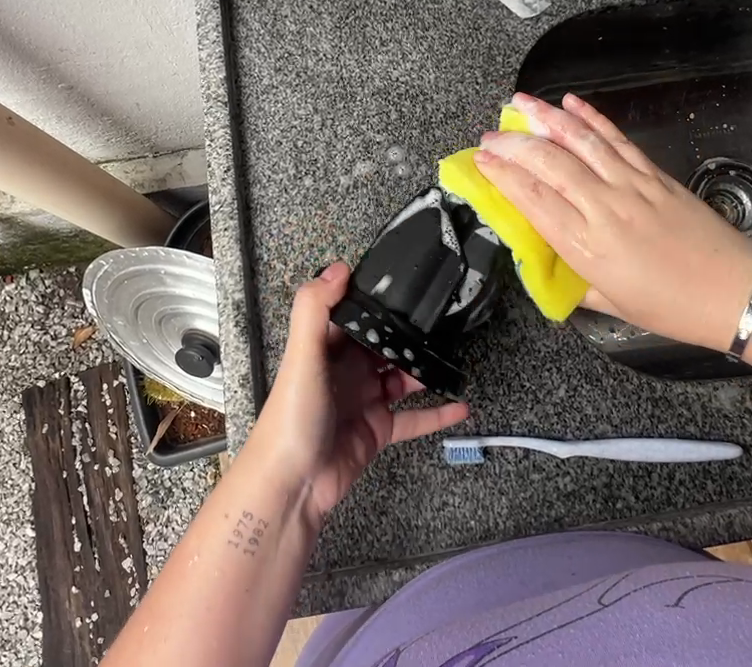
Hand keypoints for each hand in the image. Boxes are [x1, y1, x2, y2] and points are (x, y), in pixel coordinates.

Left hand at [249, 263, 469, 524]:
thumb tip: (339, 267)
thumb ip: (316, 309)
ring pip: (401, 378)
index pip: (355, 315)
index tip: (408, 284)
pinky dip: (436, 413)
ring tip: (455, 357)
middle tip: (444, 321)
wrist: (292, 485)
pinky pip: (412, 418)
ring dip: (425, 369)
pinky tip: (460, 406)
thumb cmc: (292, 417)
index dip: (378, 301)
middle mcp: (346, 371)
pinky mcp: (377, 430)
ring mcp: (364, 401)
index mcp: (326, 348)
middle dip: (410, 335)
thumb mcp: (303, 356)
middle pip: (383, 345)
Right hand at [474, 92, 751, 350]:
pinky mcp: (654, 174)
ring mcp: (632, 185)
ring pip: (581, 142)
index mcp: (588, 246)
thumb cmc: (670, 307)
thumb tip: (544, 258)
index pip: (533, 199)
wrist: (735, 291)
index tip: (480, 161)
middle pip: (550, 164)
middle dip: (514, 144)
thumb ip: (571, 279)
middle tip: (490, 134)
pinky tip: (572, 103)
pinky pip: (616, 139)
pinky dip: (592, 118)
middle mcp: (605, 208)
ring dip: (547, 117)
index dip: (502, 175)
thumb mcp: (609, 303)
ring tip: (521, 102)